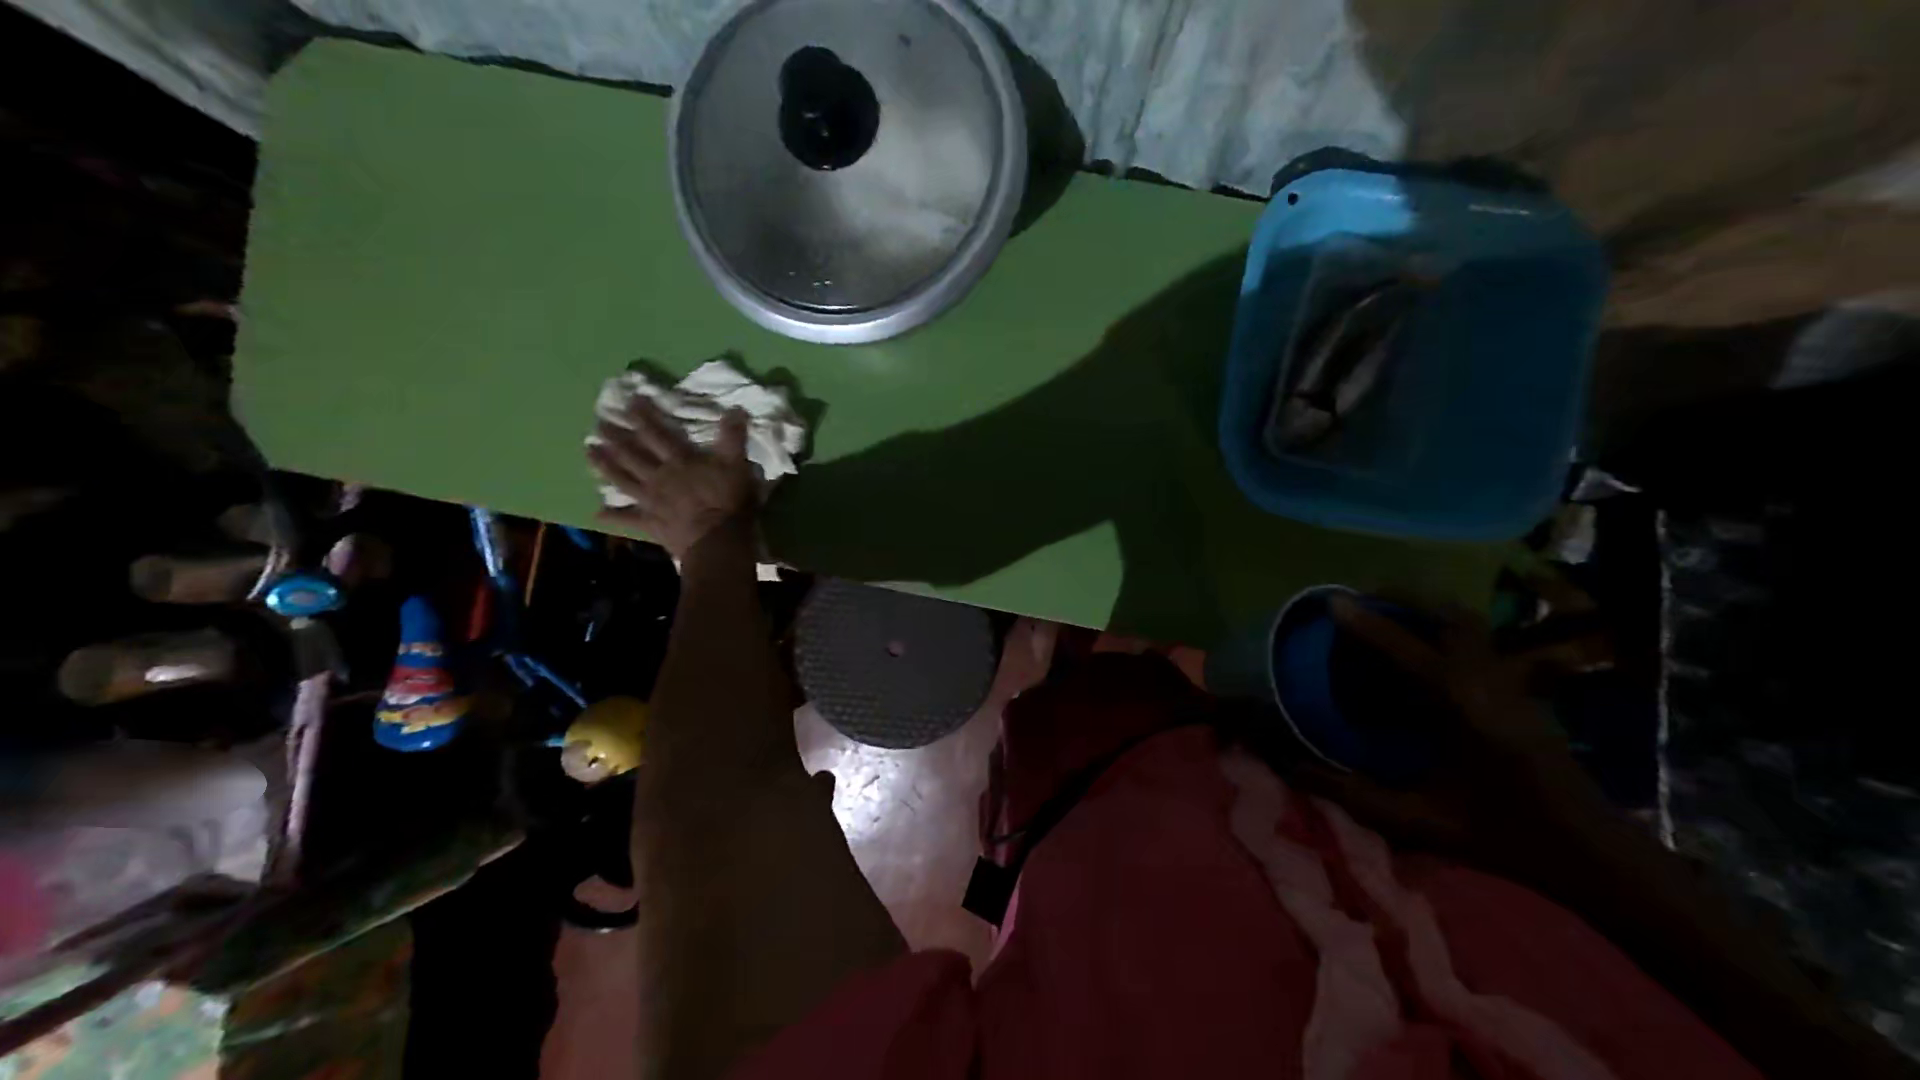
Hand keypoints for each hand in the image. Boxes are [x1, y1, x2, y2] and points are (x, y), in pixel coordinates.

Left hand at [587, 398, 755, 560]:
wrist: (717, 541)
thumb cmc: (729, 502)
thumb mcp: (737, 465)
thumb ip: (734, 437)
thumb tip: (735, 408)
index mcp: (679, 461)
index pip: (657, 433)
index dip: (643, 416)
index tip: (628, 401)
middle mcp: (659, 476)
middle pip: (632, 454)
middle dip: (615, 438)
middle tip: (597, 425)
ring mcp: (651, 501)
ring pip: (623, 480)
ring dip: (605, 466)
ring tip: (589, 453)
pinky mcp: (650, 523)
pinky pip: (628, 518)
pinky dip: (612, 516)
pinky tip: (597, 513)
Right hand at [1293, 595, 1610, 871]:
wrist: (1588, 853)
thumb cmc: (1500, 834)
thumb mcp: (1418, 820)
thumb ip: (1352, 793)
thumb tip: (1291, 769)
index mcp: (1463, 709)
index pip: (1406, 650)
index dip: (1366, 623)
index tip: (1332, 601)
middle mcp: (1489, 684)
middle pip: (1450, 617)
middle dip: (1405, 599)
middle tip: (1365, 599)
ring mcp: (1511, 685)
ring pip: (1470, 626)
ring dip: (1428, 612)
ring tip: (1390, 616)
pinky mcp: (1520, 694)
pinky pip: (1478, 644)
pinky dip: (1443, 633)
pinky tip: (1422, 653)